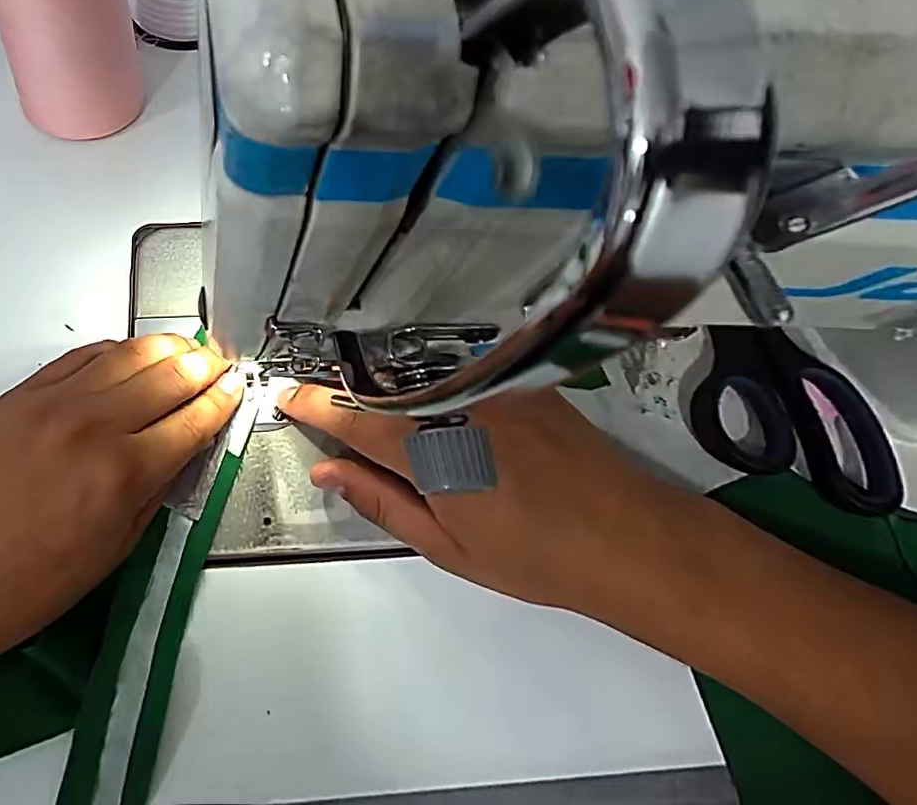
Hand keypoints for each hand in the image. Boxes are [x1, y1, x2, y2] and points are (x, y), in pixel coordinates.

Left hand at [0, 336, 242, 677]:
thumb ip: (160, 486)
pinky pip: (85, 354)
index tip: (237, 389)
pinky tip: (133, 354)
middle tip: (220, 365)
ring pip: (131, 351)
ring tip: (187, 349)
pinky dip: (118, 349)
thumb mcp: (118, 547)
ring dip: (169, 346)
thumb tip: (188, 444)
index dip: (224, 399)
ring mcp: (56, 401)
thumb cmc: (32, 581)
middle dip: (206, 365)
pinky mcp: (25, 391)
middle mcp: (93, 425)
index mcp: (123, 472)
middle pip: (170, 373)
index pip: (194, 418)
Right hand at [282, 385, 717, 622]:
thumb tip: (328, 472)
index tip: (287, 395)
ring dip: (374, 373)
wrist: (629, 536)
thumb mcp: (446, 545)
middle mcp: (453, 405)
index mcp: (429, 451)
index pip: (351, 416)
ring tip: (356, 385)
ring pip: (410, 366)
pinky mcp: (513, 374)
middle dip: (337, 384)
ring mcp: (486, 384)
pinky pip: (451, 360)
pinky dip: (419, 367)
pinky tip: (415, 379)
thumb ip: (380, 501)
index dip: (313, 404)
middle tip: (315, 392)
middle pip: (375, 382)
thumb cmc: (537, 554)